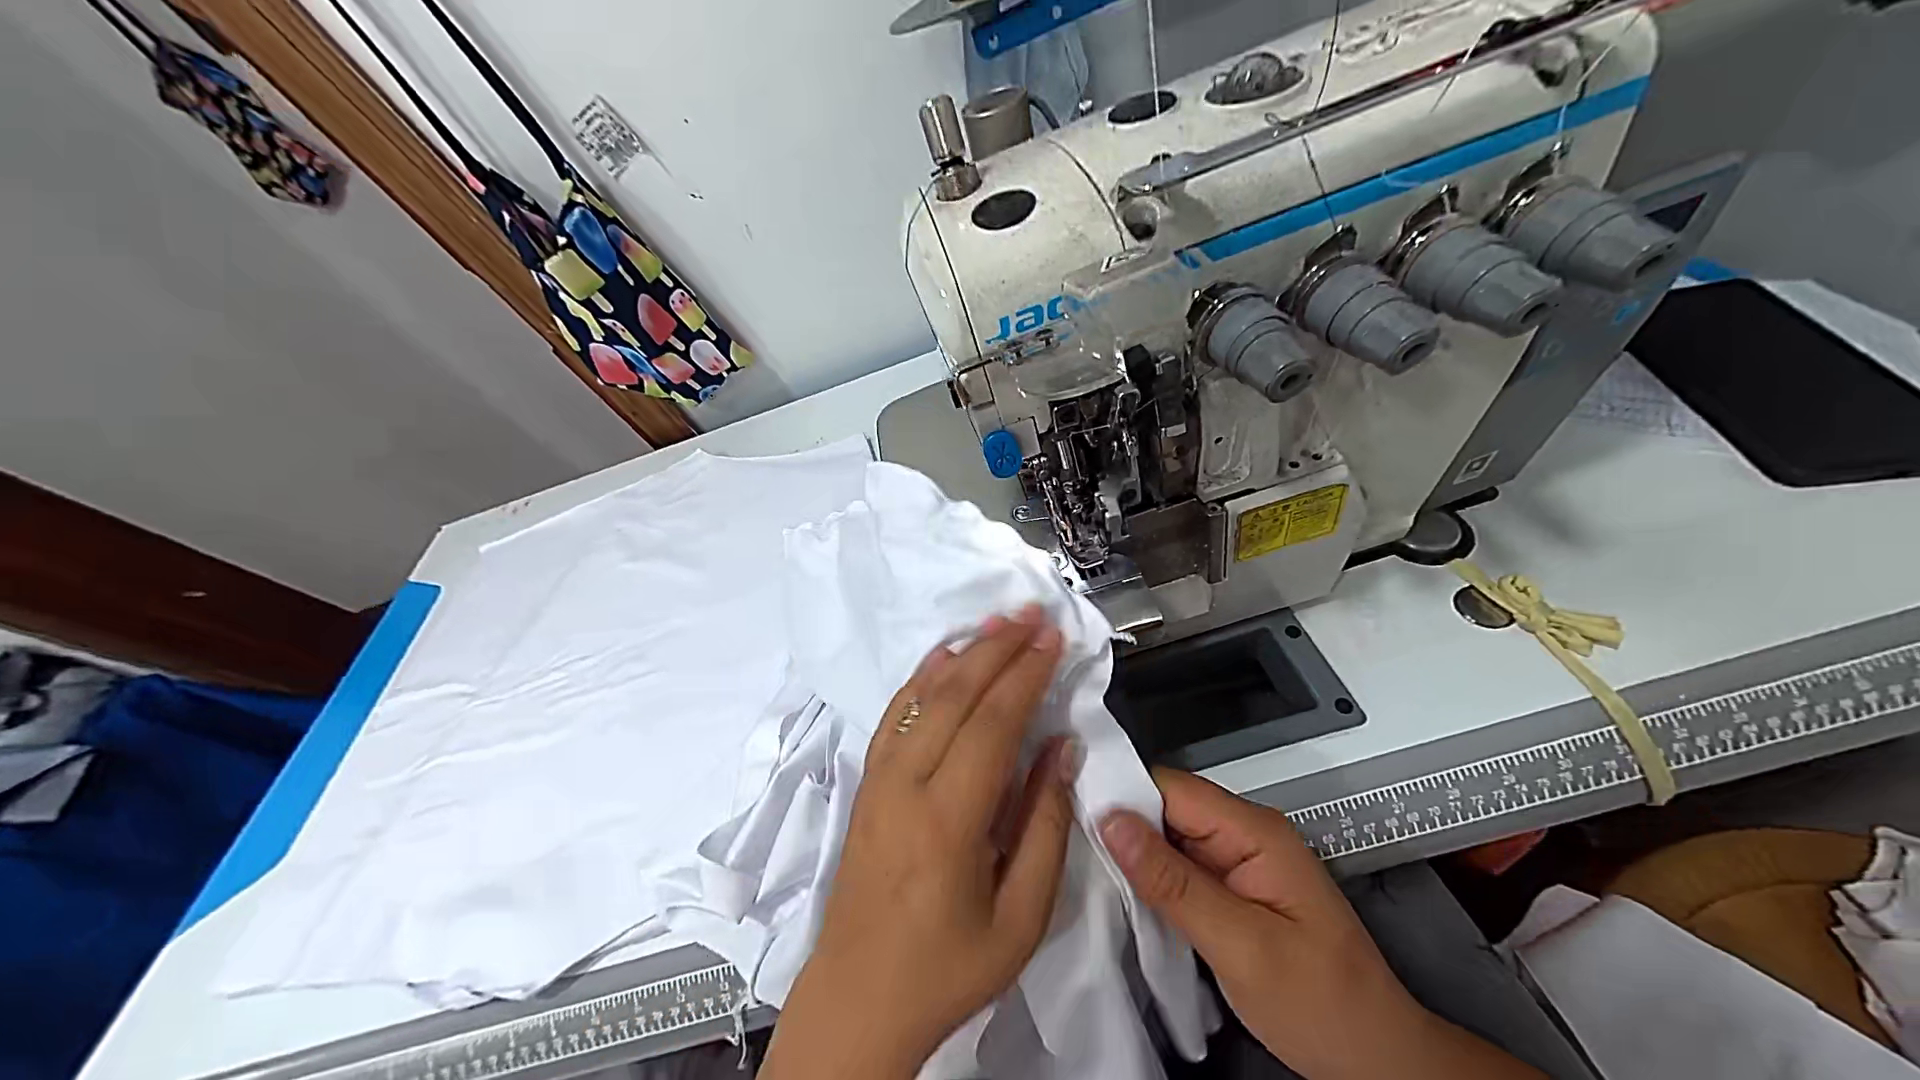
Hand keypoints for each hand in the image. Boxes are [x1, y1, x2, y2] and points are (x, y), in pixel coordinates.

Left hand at [761, 606, 1077, 1079]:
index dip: (1025, 675)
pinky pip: (893, 716)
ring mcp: (878, 780)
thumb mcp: (1020, 917)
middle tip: (1031, 615)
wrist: (859, 997)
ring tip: (995, 623)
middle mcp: (905, 786)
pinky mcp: (866, 785)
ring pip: (920, 698)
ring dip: (961, 654)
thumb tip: (1061, 750)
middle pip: (954, 697)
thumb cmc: (948, 966)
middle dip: (997, 649)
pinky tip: (941, 658)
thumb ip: (1044, 826)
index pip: (992, 725)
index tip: (1052, 640)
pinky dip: (920, 679)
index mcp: (948, 821)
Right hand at [1100, 769, 1543, 1079]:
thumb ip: (1173, 882)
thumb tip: (1111, 821)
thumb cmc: (1320, 1003)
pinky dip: (1147, 876)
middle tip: (1067, 845)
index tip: (1069, 810)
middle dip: (1119, 823)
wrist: (1377, 1059)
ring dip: (1130, 852)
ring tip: (1082, 866)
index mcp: (1254, 830)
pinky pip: (1176, 865)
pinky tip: (1118, 890)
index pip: (1171, 787)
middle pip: (1164, 806)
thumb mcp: (1242, 946)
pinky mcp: (1228, 885)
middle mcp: (1242, 832)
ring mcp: (1235, 859)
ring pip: (1165, 835)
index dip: (1120, 792)